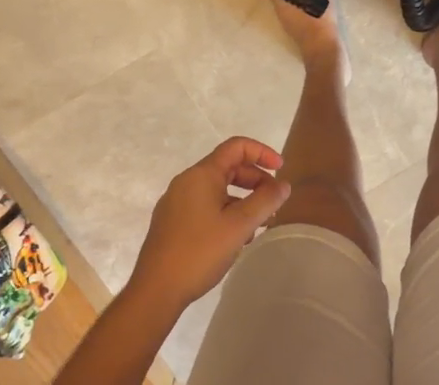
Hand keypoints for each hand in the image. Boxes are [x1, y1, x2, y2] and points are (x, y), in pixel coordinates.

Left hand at [125, 137, 292, 308]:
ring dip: (242, 200)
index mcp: (201, 175)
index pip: (237, 147)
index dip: (262, 153)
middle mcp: (186, 182)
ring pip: (217, 190)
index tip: (280, 170)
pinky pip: (205, 206)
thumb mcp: (240, 226)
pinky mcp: (171, 224)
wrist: (155, 292)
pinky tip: (235, 238)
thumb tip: (283, 185)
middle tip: (273, 202)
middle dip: (255, 180)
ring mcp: (176, 203)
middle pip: (228, 168)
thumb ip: (265, 201)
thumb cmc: (199, 252)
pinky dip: (225, 212)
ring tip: (259, 224)